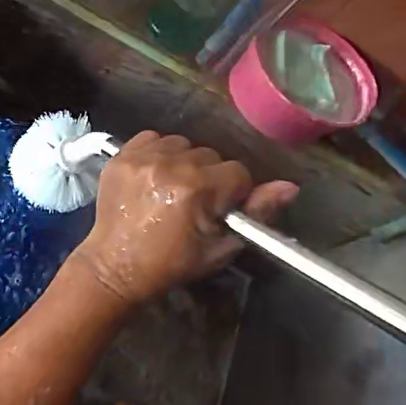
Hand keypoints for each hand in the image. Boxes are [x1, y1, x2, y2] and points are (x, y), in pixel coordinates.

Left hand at [65, 131, 297, 305]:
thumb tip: (290, 187)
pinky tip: (154, 175)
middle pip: (210, 155)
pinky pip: (151, 138)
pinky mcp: (120, 155)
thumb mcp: (220, 248)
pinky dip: (157, 152)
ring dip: (184, 162)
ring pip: (182, 143)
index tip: (220, 210)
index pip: (238, 172)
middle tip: (194, 204)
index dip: (234, 193)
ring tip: (173, 189)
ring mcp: (142, 157)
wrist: (115, 266)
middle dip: (209, 177)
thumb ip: (256, 214)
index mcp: (198, 189)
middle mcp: (171, 165)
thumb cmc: (171, 264)